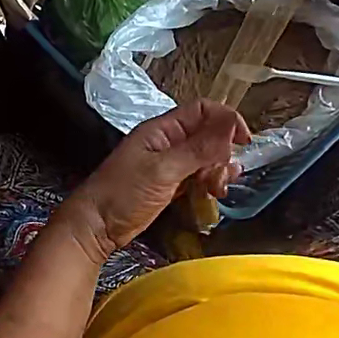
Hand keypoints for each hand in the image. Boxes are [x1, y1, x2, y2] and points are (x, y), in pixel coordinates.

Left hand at [58, 101, 250, 260]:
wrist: (95, 227)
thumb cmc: (122, 194)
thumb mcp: (163, 170)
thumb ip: (198, 149)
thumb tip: (231, 124)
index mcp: (162, 130)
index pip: (203, 110)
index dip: (226, 120)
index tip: (244, 142)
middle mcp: (167, 143)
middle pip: (208, 136)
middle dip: (223, 153)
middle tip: (222, 177)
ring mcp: (168, 165)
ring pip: (205, 158)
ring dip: (218, 170)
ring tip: (218, 189)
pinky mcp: (168, 185)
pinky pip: (196, 177)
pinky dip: (208, 183)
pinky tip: (214, 195)